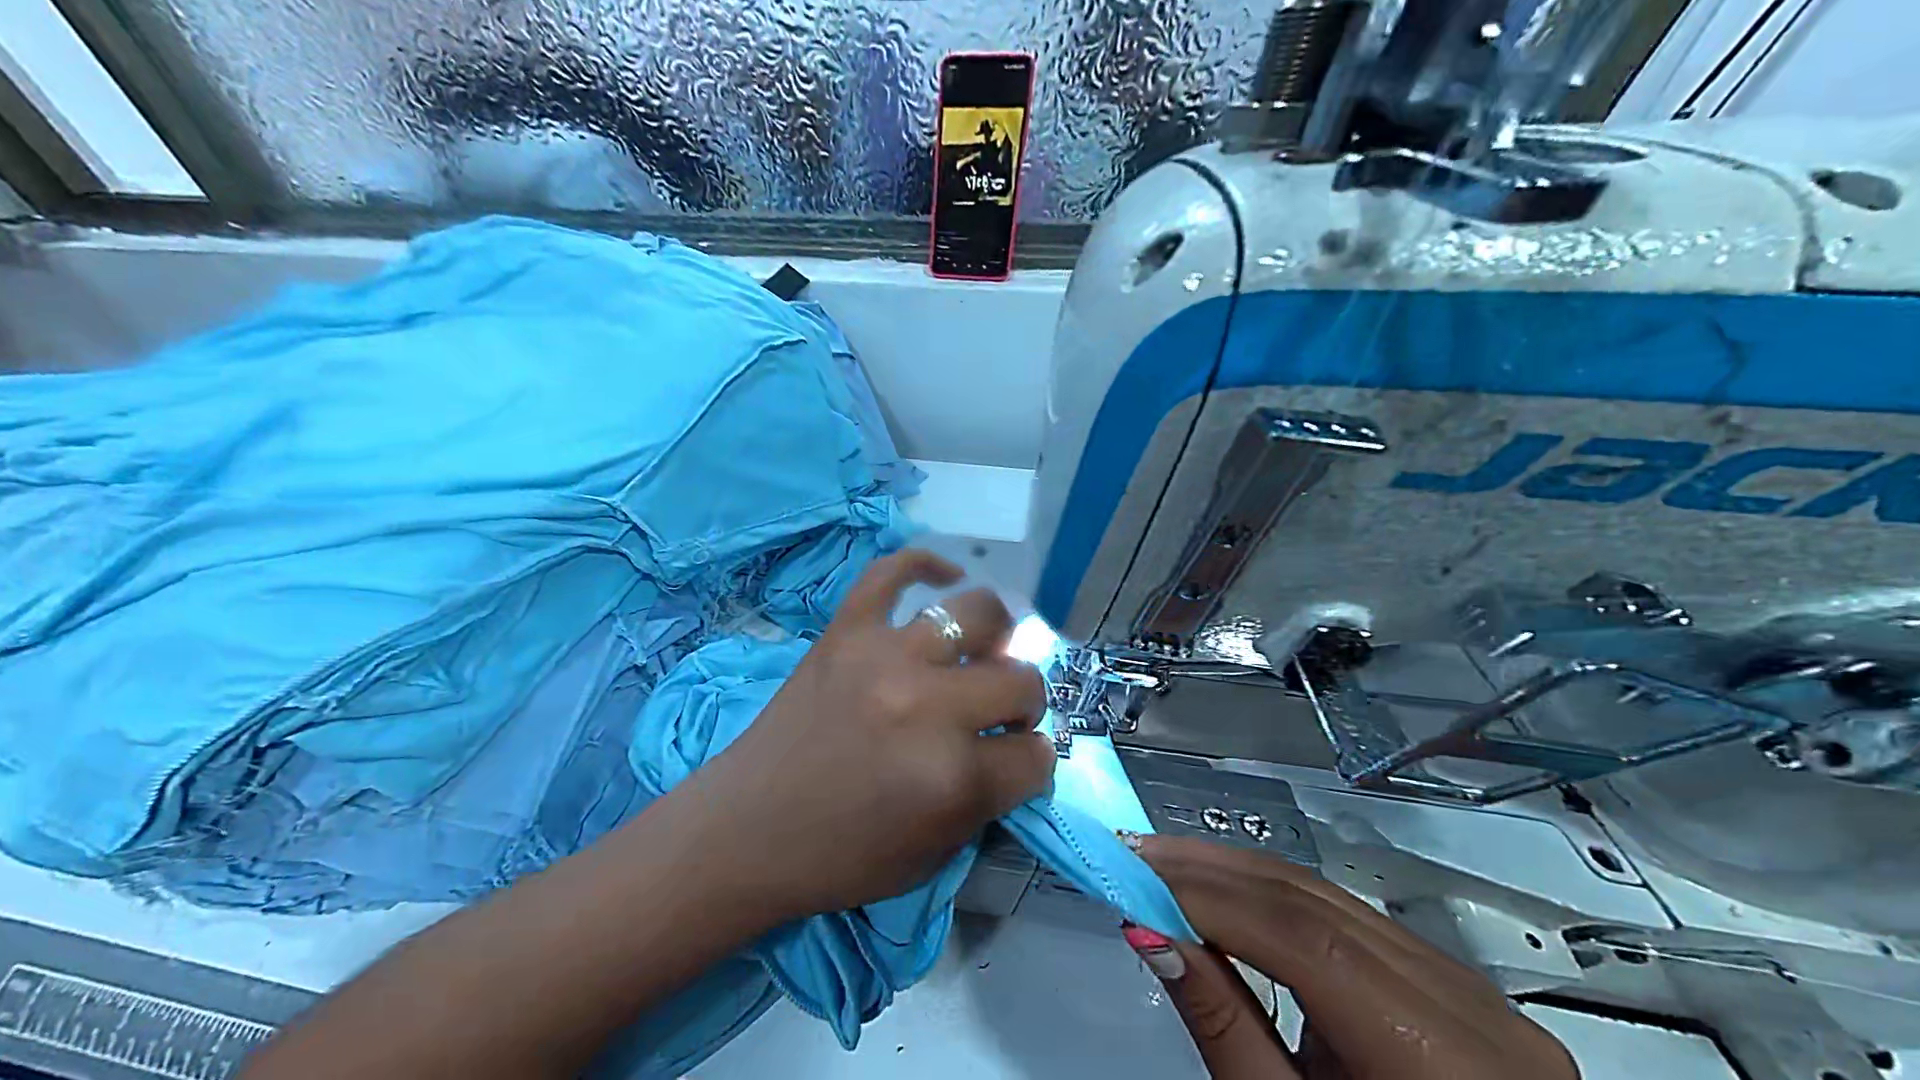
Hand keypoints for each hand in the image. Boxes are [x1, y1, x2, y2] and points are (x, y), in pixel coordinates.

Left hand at [684, 551, 1054, 918]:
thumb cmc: (841, 856)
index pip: (1036, 756)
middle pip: (1020, 681)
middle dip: (1022, 706)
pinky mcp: (846, 630)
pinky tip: (945, 576)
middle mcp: (928, 706)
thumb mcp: (933, 854)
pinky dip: (924, 564)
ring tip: (978, 654)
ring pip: (977, 613)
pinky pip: (892, 571)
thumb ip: (989, 799)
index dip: (1032, 761)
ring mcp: (885, 657)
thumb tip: (1022, 748)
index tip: (1016, 759)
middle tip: (995, 715)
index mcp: (953, 778)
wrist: (747, 830)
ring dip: (993, 638)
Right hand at [1126, 836, 1578, 1079]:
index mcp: (1440, 1058)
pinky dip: (1272, 896)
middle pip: (1314, 903)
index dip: (1212, 898)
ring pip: (1327, 896)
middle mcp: (1466, 1004)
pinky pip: (1344, 914)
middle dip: (1213, 872)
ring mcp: (1463, 985)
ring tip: (1162, 863)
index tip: (1134, 876)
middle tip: (1134, 854)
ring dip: (1236, 874)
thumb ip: (1224, 1026)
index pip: (1305, 938)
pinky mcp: (1442, 976)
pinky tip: (1225, 888)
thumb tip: (1152, 935)